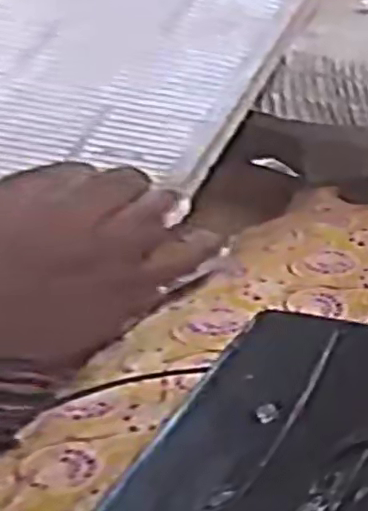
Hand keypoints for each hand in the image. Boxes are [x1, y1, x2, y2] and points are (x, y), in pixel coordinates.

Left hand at [0, 164, 223, 367]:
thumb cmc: (23, 337)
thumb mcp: (103, 326)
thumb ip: (140, 297)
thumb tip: (164, 282)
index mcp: (141, 280)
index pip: (200, 246)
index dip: (202, 238)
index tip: (198, 236)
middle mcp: (120, 243)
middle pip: (164, 204)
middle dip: (160, 202)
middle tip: (150, 203)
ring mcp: (72, 216)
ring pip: (124, 182)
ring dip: (123, 185)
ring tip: (111, 188)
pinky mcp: (22, 195)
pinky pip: (63, 172)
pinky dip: (70, 175)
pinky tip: (64, 182)